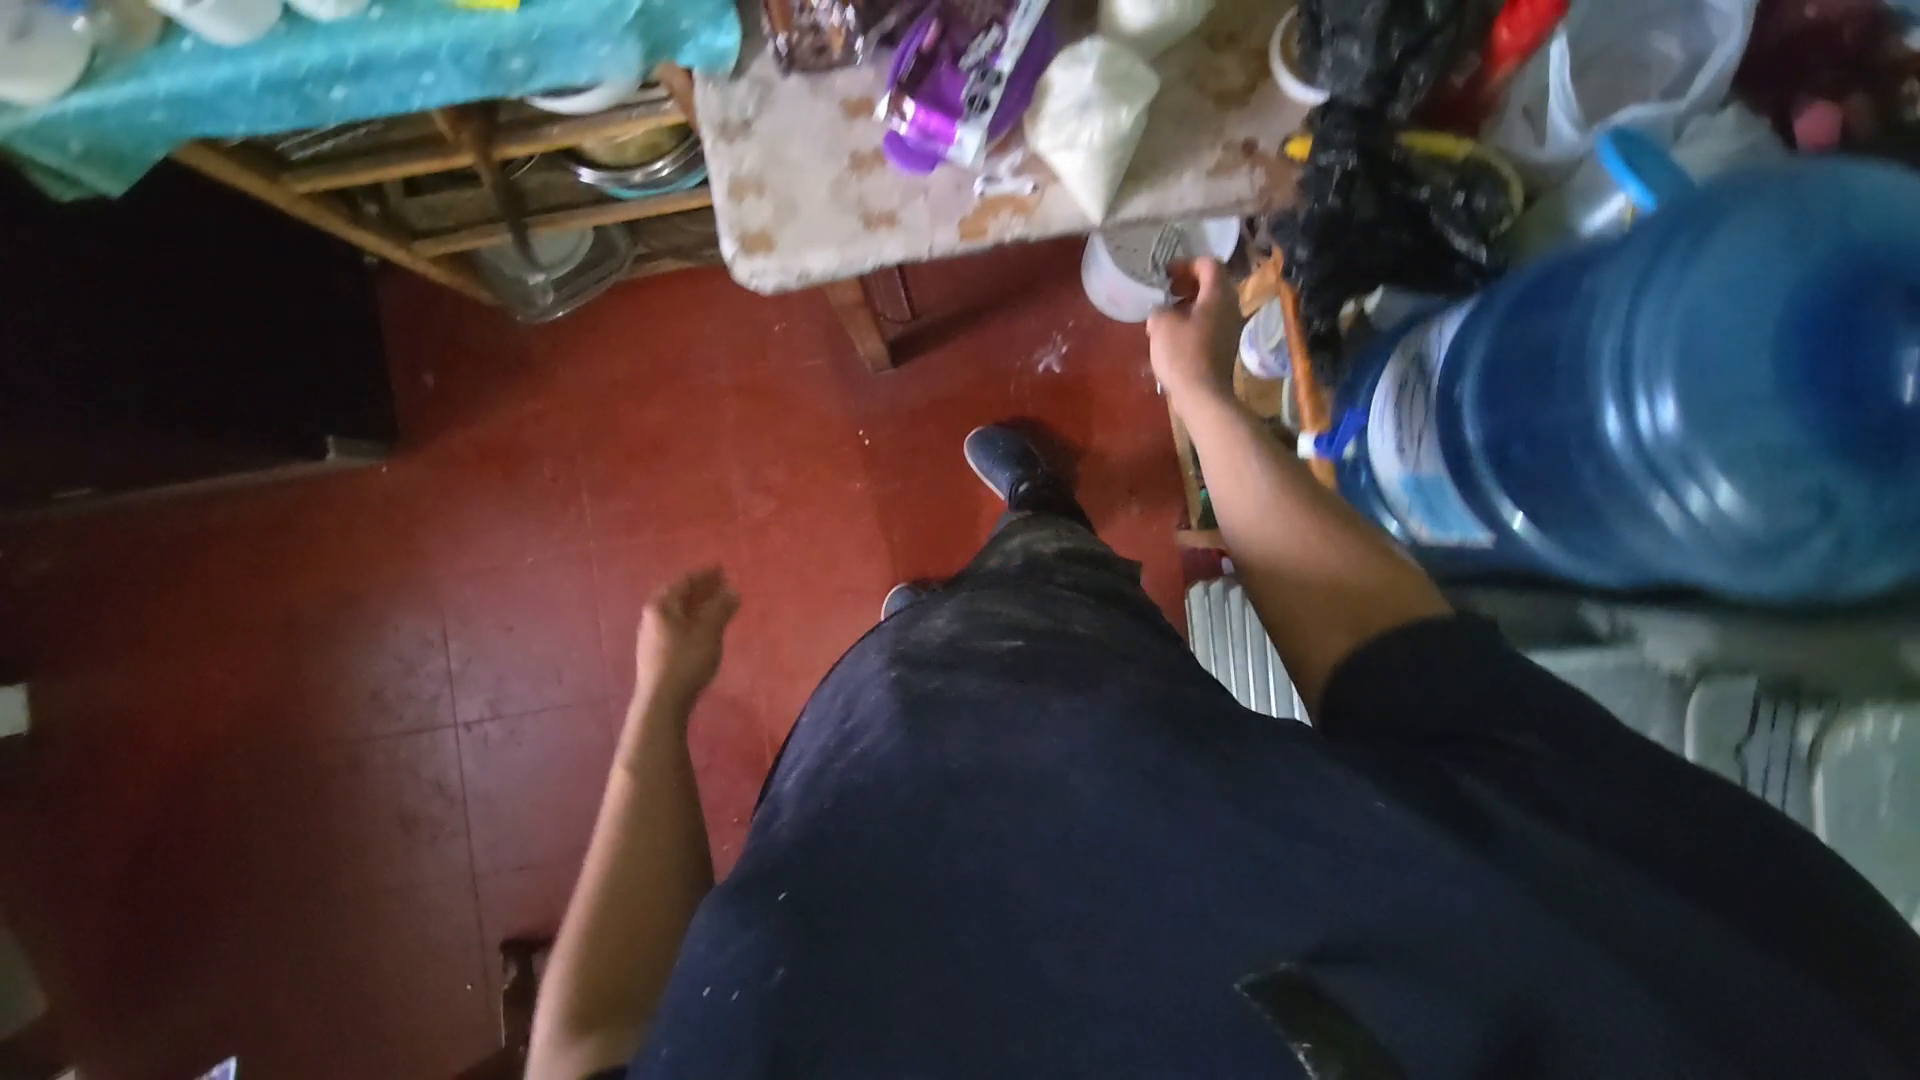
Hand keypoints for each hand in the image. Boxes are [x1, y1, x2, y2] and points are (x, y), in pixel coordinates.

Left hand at [633, 568, 738, 712]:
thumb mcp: (709, 632)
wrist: (662, 701)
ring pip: (676, 613)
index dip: (705, 574)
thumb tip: (732, 590)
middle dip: (699, 589)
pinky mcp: (655, 653)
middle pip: (677, 596)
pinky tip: (701, 628)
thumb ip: (721, 608)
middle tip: (719, 584)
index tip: (722, 568)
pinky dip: (690, 620)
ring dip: (695, 605)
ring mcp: (650, 636)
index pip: (684, 582)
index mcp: (662, 606)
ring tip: (715, 605)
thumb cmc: (686, 661)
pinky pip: (675, 626)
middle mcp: (651, 617)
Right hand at [1147, 257, 1240, 412]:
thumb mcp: (1161, 324)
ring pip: (1211, 305)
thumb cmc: (1182, 354)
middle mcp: (1231, 307)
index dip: (1186, 264)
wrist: (1202, 393)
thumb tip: (1162, 311)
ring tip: (1166, 314)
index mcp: (1218, 295)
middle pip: (1212, 283)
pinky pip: (1210, 323)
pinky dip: (1193, 320)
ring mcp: (1231, 328)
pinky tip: (1174, 334)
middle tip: (1166, 291)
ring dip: (1189, 304)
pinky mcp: (1225, 345)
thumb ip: (1160, 308)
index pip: (1208, 264)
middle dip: (1188, 284)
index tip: (1166, 275)